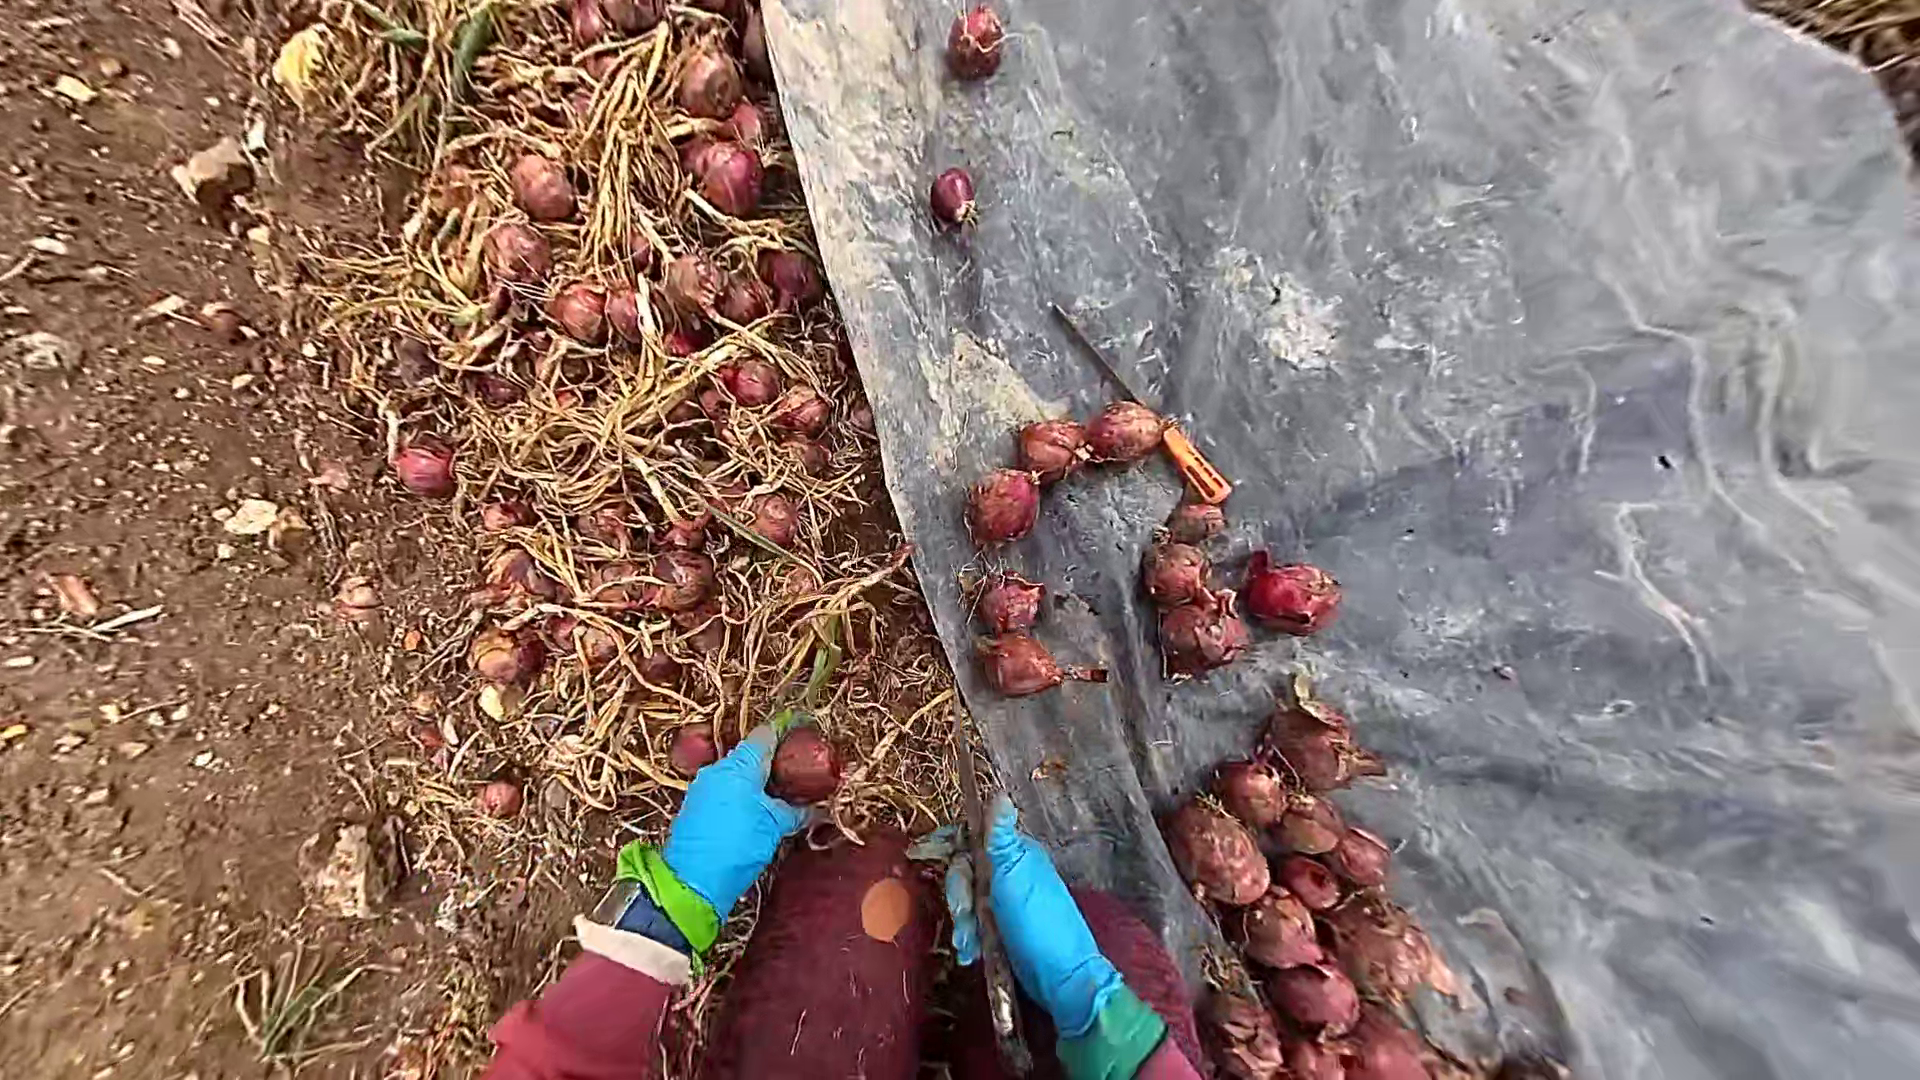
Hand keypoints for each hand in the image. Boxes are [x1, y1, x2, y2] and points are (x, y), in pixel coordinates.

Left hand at [662, 725, 807, 918]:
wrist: (690, 886)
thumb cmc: (736, 846)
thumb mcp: (775, 826)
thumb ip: (797, 811)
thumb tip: (818, 808)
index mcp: (739, 765)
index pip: (767, 733)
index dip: (787, 728)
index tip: (804, 727)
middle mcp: (718, 769)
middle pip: (752, 752)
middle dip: (776, 756)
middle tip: (799, 764)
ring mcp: (703, 787)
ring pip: (738, 771)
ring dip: (758, 776)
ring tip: (782, 788)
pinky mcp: (695, 806)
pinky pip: (725, 787)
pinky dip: (743, 791)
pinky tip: (758, 806)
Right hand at [945, 794, 1125, 1038]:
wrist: (1062, 978)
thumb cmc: (1037, 919)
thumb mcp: (1013, 873)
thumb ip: (1000, 835)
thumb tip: (999, 792)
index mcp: (1014, 852)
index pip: (973, 835)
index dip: (949, 842)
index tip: (923, 850)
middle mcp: (1009, 871)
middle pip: (966, 869)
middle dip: (959, 894)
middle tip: (963, 915)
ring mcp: (1007, 901)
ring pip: (969, 899)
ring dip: (963, 921)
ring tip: (969, 943)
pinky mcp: (1004, 928)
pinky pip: (976, 923)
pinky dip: (971, 936)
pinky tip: (972, 952)